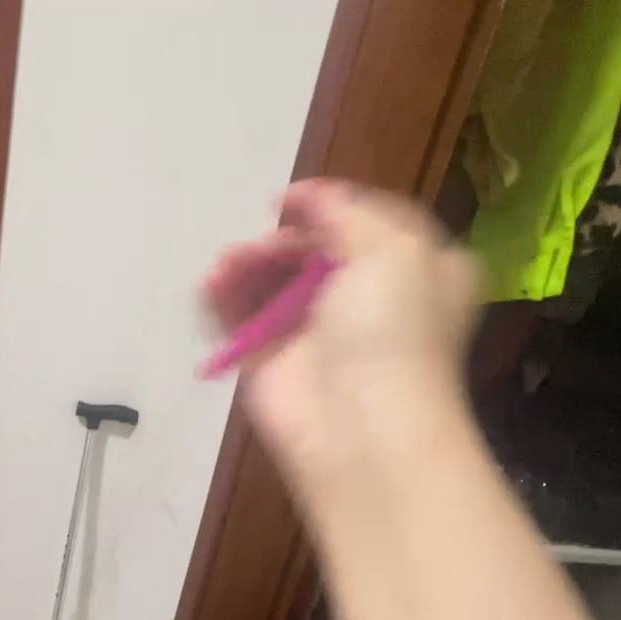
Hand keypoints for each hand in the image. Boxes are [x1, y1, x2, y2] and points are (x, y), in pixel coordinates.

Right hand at [204, 180, 481, 484]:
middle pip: (309, 255)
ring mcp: (309, 334)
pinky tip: (210, 285)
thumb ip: (346, 214)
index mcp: (410, 271)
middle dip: (278, 244)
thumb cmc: (392, 331)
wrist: (358, 423)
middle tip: (255, 246)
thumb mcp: (393, 250)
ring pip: (270, 287)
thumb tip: (305, 195)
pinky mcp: (266, 362)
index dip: (326, 208)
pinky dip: (222, 301)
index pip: (363, 226)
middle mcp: (361, 300)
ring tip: (223, 266)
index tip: (285, 202)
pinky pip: (239, 322)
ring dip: (245, 269)